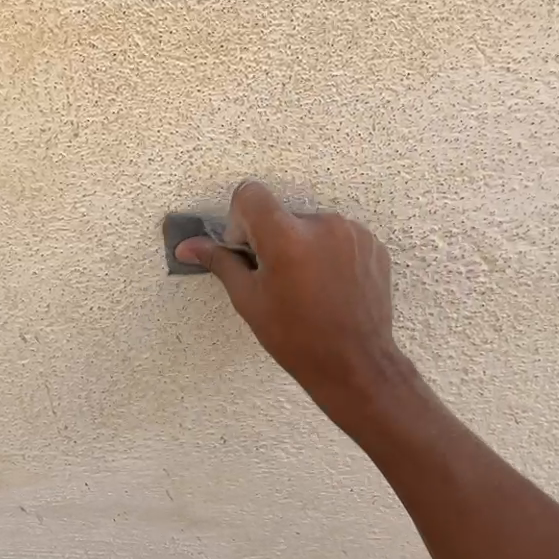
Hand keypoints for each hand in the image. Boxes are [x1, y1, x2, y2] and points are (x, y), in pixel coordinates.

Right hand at [175, 181, 413, 435]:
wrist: (355, 364)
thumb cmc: (297, 337)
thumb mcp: (249, 299)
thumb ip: (220, 262)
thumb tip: (187, 247)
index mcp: (286, 237)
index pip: (251, 194)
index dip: (241, 219)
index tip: (249, 249)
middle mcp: (322, 225)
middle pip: (281, 214)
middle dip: (272, 239)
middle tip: (277, 279)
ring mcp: (352, 233)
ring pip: (309, 226)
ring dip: (302, 246)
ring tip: (307, 286)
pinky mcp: (371, 244)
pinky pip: (338, 236)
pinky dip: (328, 253)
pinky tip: (328, 286)